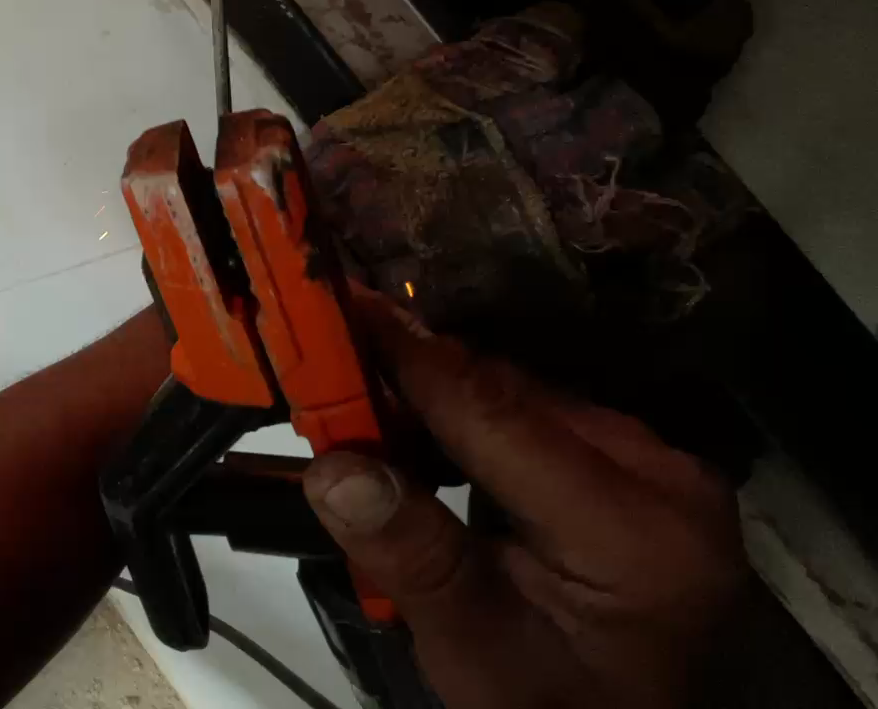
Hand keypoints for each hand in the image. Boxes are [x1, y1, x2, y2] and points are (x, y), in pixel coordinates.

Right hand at [303, 286, 749, 708]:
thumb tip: (333, 470)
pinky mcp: (622, 454)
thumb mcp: (465, 640)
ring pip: (499, 387)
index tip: (331, 303)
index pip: (491, 411)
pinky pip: (513, 403)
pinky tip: (404, 423)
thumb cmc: (539, 688)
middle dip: (399, 373)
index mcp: (632, 529)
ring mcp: (646, 458)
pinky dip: (447, 405)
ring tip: (348, 394)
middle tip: (315, 364)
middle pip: (495, 390)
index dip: (403, 354)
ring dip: (419, 387)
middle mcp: (658, 473)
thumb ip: (408, 553)